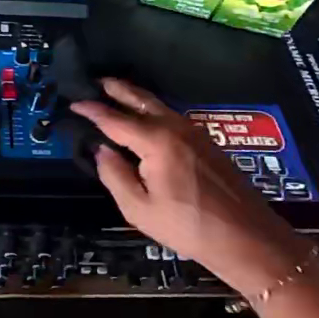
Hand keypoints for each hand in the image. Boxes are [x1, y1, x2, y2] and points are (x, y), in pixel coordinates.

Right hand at [70, 79, 318, 294]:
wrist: (245, 236)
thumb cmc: (187, 226)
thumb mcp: (139, 209)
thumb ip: (115, 175)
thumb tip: (102, 150)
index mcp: (155, 142)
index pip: (114, 120)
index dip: (92, 110)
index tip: (73, 102)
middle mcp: (175, 127)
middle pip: (140, 99)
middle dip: (117, 88)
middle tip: (96, 81)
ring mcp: (194, 132)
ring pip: (158, 105)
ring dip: (134, 97)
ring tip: (115, 93)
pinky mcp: (205, 142)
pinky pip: (170, 116)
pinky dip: (151, 109)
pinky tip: (144, 118)